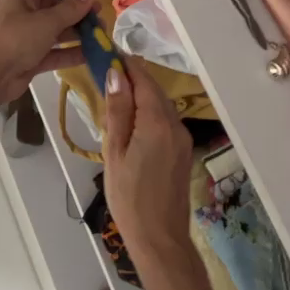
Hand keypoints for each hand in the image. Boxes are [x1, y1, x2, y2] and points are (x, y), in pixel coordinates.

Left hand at [0, 0, 96, 104]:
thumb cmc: (16, 39)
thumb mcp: (46, 21)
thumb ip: (71, 7)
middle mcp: (25, 9)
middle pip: (56, 4)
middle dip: (79, 10)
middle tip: (101, 15)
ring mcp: (28, 34)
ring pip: (58, 28)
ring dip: (78, 31)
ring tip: (102, 35)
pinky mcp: (32, 56)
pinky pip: (55, 49)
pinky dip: (71, 51)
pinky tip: (92, 54)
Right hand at [103, 56, 197, 267]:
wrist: (160, 238)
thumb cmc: (129, 196)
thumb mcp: (115, 151)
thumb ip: (117, 110)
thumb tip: (116, 73)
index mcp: (157, 122)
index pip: (142, 79)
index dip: (125, 62)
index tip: (107, 50)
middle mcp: (175, 125)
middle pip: (154, 89)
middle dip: (132, 76)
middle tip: (106, 69)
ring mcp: (182, 138)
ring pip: (161, 104)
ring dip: (141, 94)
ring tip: (115, 93)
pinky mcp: (182, 151)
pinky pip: (165, 120)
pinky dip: (149, 111)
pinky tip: (132, 119)